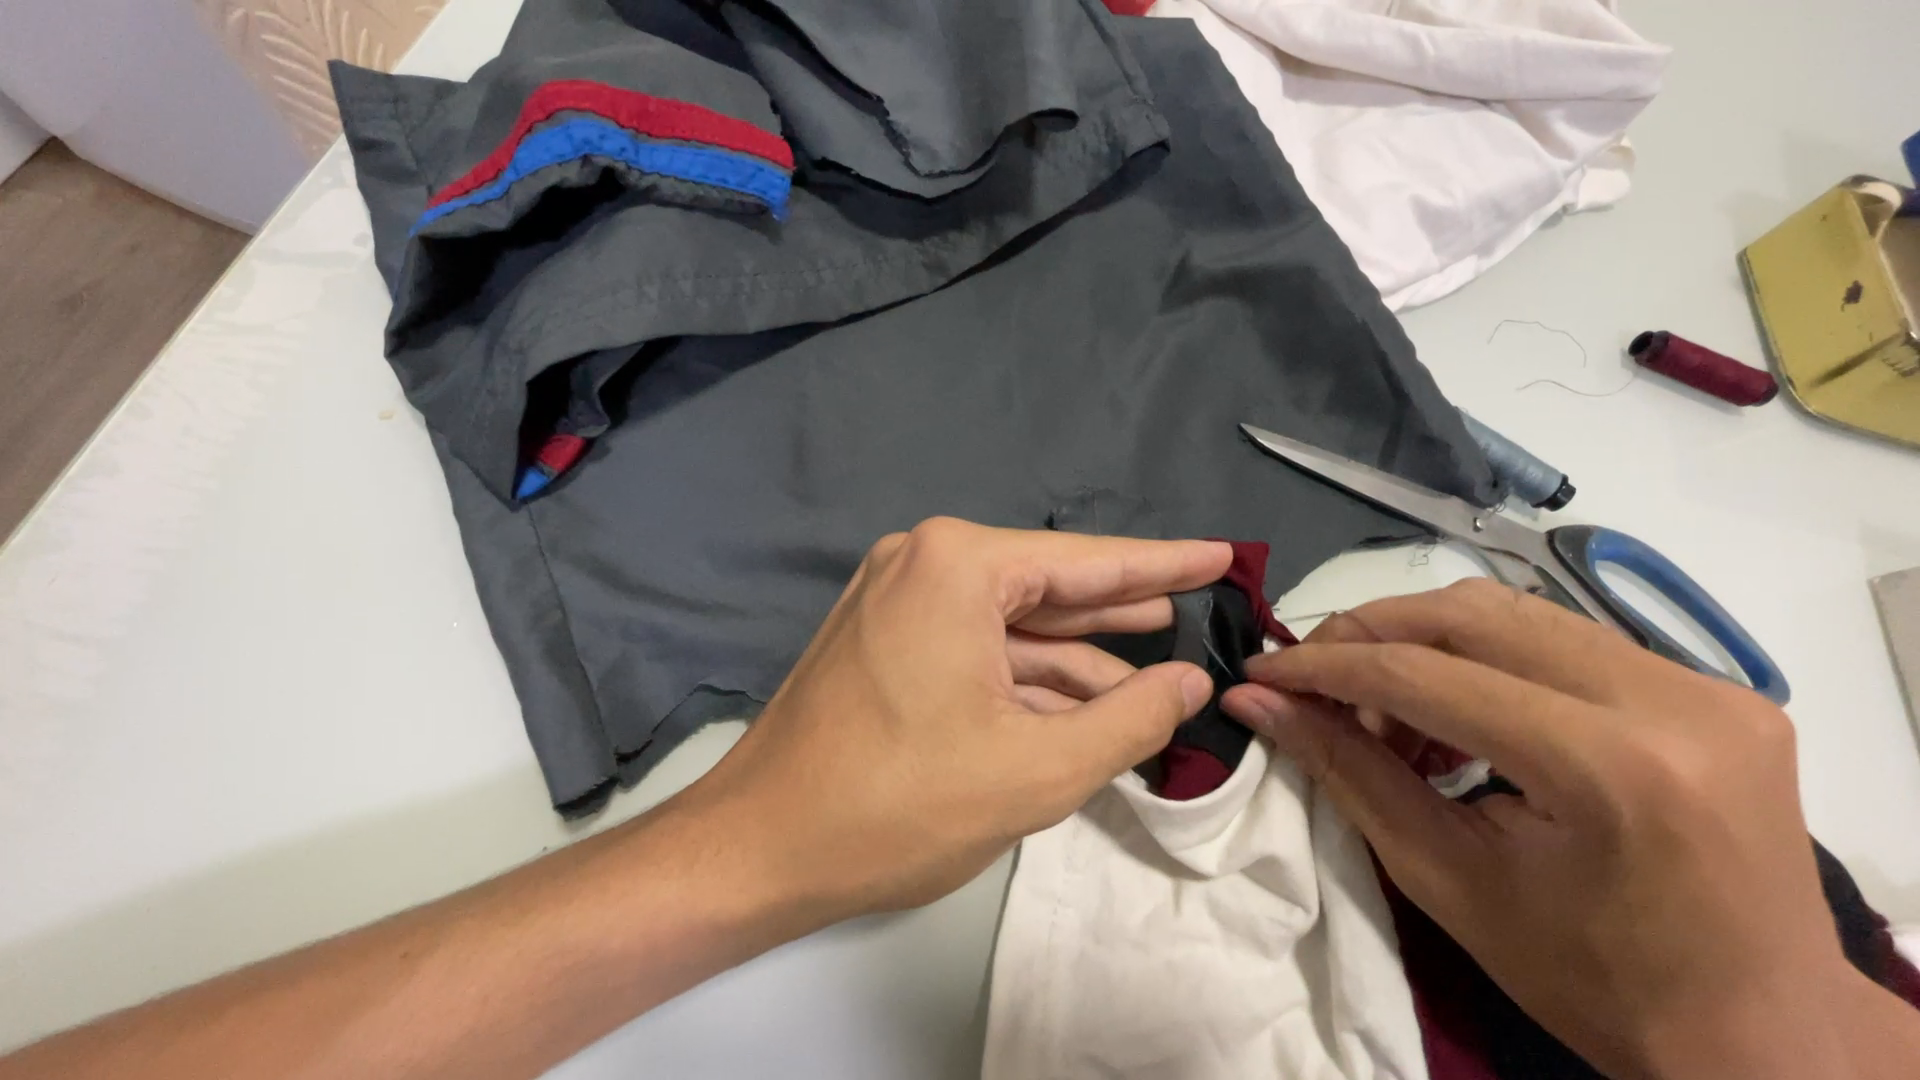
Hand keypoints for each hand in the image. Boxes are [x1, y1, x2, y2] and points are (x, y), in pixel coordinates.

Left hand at [681, 518, 1226, 922]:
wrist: (757, 850)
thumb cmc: (897, 805)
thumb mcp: (1036, 769)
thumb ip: (1129, 719)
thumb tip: (1189, 683)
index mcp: (957, 565)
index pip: (1085, 562)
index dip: (1162, 563)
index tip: (1221, 554)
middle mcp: (921, 562)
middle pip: (1047, 586)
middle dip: (1122, 608)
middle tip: (1199, 601)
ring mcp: (895, 600)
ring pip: (1010, 623)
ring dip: (1077, 655)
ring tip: (1156, 659)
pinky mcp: (882, 640)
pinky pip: (974, 647)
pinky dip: (1026, 677)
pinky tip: (1082, 699)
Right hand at [1221, 579, 1919, 1079]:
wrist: (1763, 1034)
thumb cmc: (1588, 978)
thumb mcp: (1444, 877)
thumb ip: (1345, 770)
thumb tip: (1253, 703)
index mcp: (1607, 768)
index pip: (1425, 675)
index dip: (1322, 668)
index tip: (1258, 674)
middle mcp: (1668, 699)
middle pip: (1465, 615)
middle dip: (1364, 636)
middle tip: (1307, 678)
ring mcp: (1703, 682)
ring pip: (1509, 610)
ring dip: (1416, 640)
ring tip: (1377, 704)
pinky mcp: (1712, 683)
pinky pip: (1556, 635)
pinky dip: (1477, 655)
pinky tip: (1450, 707)